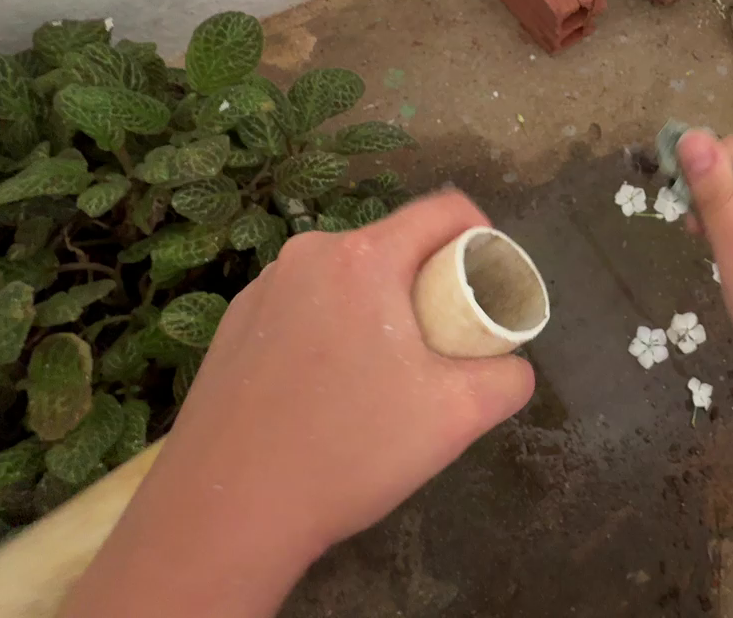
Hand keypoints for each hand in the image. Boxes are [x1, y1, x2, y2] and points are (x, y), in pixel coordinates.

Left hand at [159, 189, 535, 551]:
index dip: (483, 235)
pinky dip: (336, 322)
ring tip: (385, 369)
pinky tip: (328, 385)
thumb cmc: (348, 451)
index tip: (487, 284)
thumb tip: (514, 366)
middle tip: (442, 338)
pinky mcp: (233, 324)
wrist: (217, 522)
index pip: (446, 210)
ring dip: (383, 301)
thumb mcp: (458, 416)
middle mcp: (310, 255)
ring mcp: (263, 288)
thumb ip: (511, 378)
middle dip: (433, 278)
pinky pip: (310, 300)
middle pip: (399, 241)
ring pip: (353, 272)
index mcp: (365, 258)